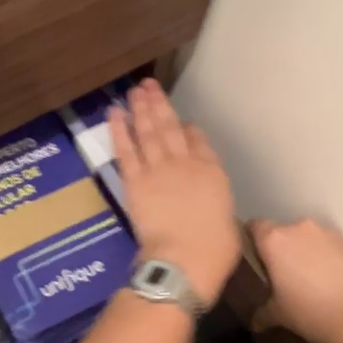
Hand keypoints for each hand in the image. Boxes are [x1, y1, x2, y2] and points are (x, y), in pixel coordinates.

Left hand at [107, 79, 238, 303]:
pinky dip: (119, 129)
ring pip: (148, 131)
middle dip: (160, 104)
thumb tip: (209, 204)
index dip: (189, 128)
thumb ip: (216, 203)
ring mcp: (159, 168)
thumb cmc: (214, 249)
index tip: (181, 120)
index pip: (200, 140)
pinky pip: (126, 149)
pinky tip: (115, 112)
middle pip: (171, 127)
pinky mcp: (136, 180)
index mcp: (212, 171)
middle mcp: (185, 161)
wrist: (186, 256)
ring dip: (140, 108)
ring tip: (135, 90)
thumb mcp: (228, 221)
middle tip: (149, 85)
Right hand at [247, 218, 342, 342]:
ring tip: (307, 277)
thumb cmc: (307, 309)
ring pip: (305, 236)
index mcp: (273, 240)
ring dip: (302, 250)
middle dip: (279, 248)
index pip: (254, 226)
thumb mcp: (278, 314)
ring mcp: (324, 232)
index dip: (252, 239)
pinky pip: (325, 243)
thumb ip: (261, 313)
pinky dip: (322, 255)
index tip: (254, 256)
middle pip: (281, 231)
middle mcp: (297, 228)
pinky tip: (327, 278)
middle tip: (280, 273)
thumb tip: (255, 322)